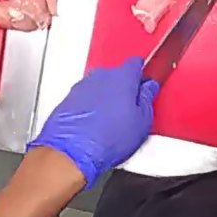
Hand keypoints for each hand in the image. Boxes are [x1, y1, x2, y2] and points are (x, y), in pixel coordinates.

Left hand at [29, 57, 159, 185]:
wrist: (72, 152)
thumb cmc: (107, 138)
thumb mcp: (142, 122)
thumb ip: (147, 99)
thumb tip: (149, 89)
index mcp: (122, 77)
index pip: (135, 63)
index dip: (141, 73)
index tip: (144, 85)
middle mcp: (100, 76)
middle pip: (116, 75)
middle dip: (122, 89)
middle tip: (129, 110)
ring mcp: (81, 87)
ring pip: (98, 87)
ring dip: (104, 98)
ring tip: (109, 123)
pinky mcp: (67, 99)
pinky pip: (84, 99)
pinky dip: (89, 108)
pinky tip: (93, 126)